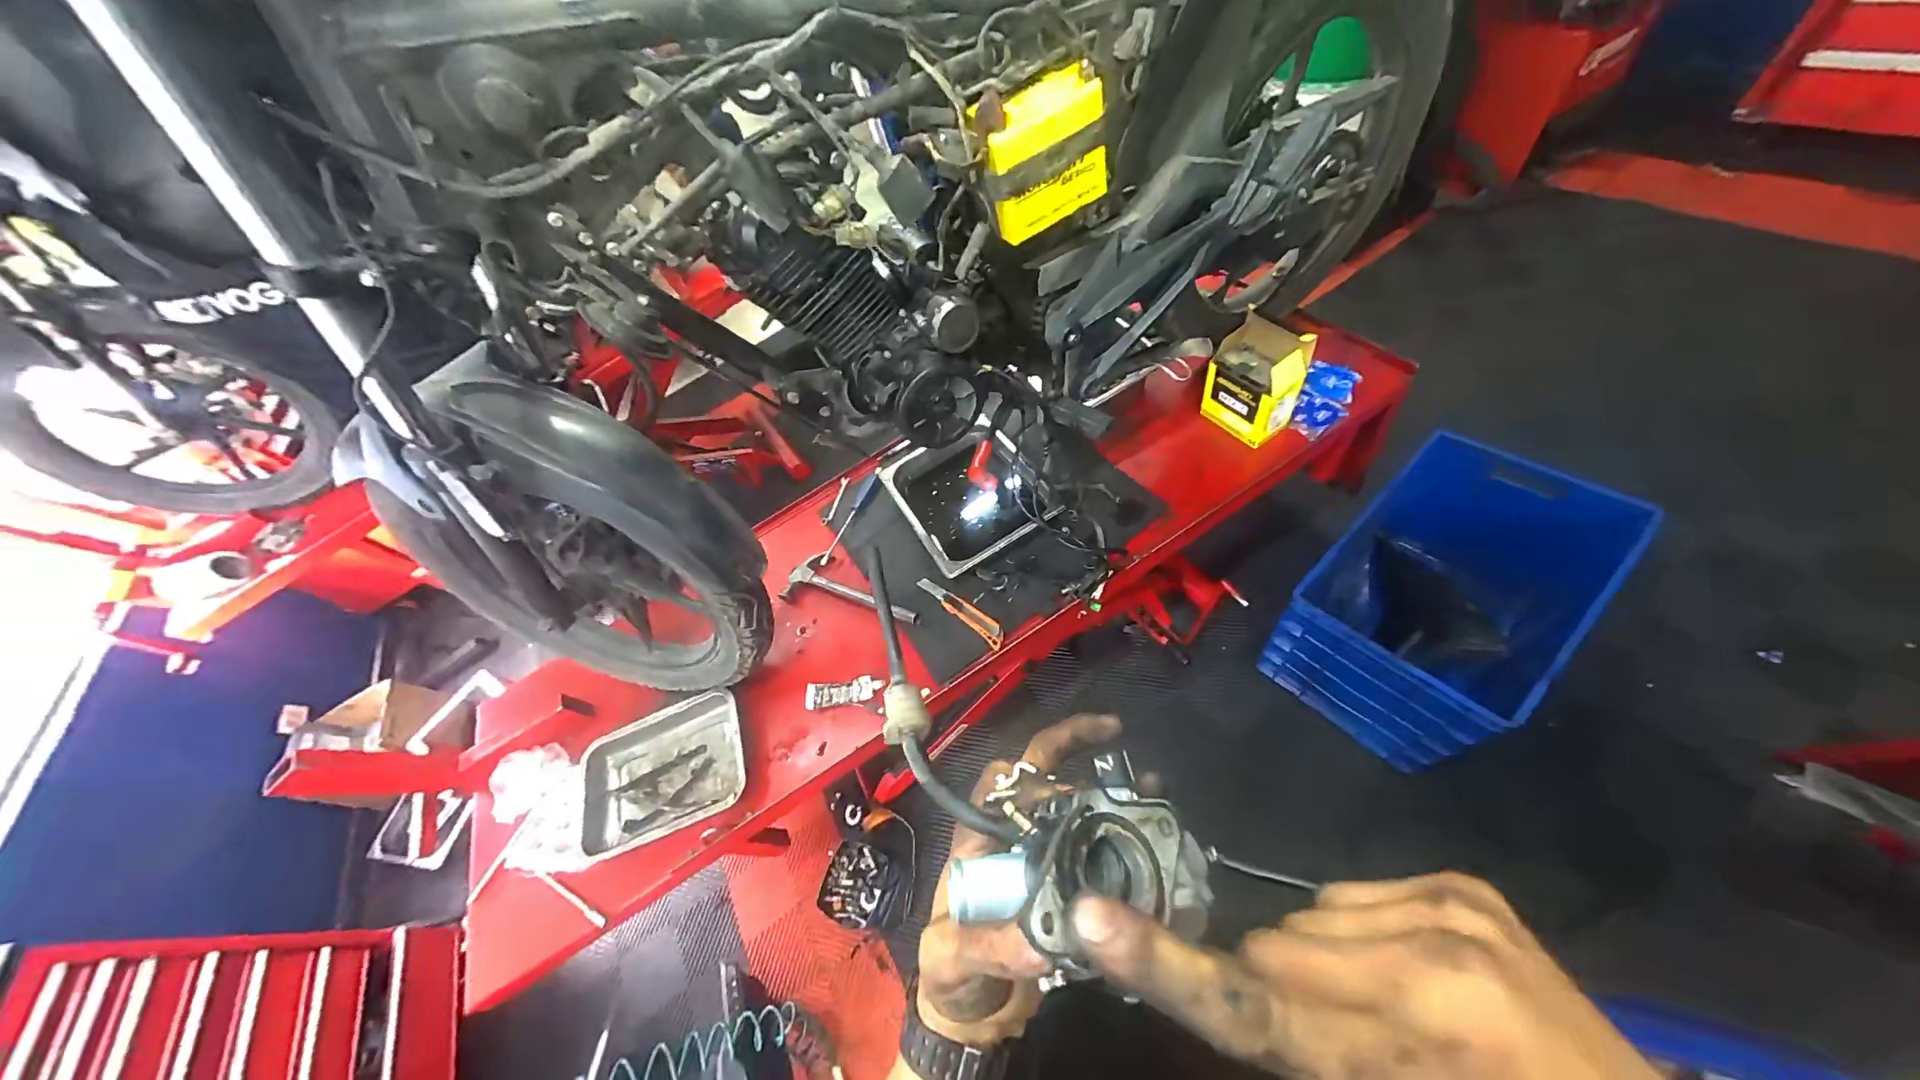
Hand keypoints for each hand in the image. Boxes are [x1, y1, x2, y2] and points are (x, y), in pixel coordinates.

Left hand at [912, 712, 1123, 1046]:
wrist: (971, 1013)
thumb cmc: (949, 975)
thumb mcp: (953, 958)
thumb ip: (987, 949)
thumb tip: (1041, 942)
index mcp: (979, 838)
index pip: (1000, 782)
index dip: (1034, 771)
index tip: (1071, 776)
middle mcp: (1011, 836)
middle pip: (1040, 778)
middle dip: (1076, 751)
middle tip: (1116, 739)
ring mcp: (1041, 857)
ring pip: (1073, 806)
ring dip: (1107, 788)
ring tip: (1148, 785)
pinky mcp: (1066, 884)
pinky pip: (1093, 849)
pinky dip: (1120, 835)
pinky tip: (1152, 834)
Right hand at [1070, 872, 1662, 1079]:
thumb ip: (1298, 1051)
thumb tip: (1239, 999)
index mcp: (1406, 1048)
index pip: (1253, 1003)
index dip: (1163, 963)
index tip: (1092, 917)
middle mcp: (1426, 959)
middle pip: (1270, 950)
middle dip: (1278, 990)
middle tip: (1338, 1039)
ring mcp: (1450, 908)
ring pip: (1304, 917)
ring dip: (1320, 962)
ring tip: (1389, 1010)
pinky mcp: (1462, 884)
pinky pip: (1349, 894)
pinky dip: (1359, 934)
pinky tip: (1413, 971)